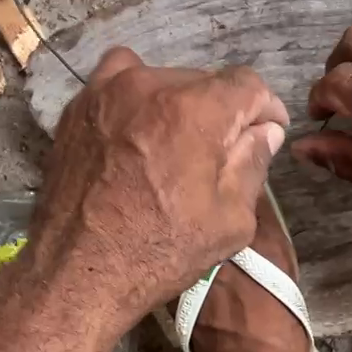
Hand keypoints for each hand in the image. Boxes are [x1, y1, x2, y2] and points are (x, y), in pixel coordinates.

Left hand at [25, 48, 288, 318]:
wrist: (80, 271)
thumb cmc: (161, 251)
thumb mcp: (230, 221)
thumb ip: (253, 166)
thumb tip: (266, 132)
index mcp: (195, 112)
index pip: (247, 84)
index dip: (267, 107)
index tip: (271, 131)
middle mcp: (150, 85)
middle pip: (206, 81)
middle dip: (226, 112)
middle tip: (230, 151)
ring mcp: (108, 90)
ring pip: (165, 80)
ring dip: (185, 105)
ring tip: (184, 145)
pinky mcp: (79, 107)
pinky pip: (122, 82)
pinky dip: (143, 100)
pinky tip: (143, 133)